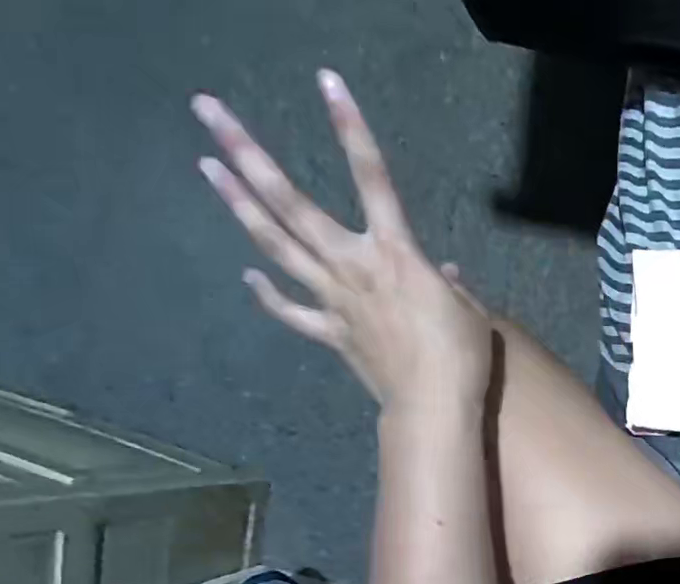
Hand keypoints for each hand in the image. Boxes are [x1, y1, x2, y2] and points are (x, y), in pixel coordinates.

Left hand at [193, 70, 491, 415]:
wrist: (434, 404)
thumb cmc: (463, 355)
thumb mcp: (472, 313)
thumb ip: (454, 288)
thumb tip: (446, 275)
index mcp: (397, 254)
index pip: (374, 179)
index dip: (352, 130)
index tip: (328, 83)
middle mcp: (354, 266)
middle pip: (292, 204)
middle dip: (249, 154)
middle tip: (208, 111)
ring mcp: (335, 300)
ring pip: (278, 247)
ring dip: (240, 207)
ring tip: (207, 168)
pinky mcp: (332, 333)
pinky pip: (292, 312)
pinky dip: (268, 296)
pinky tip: (248, 278)